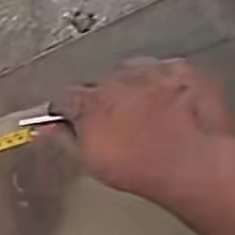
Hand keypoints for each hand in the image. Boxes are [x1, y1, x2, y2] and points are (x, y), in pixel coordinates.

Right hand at [56, 58, 234, 202]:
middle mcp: (118, 80)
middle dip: (98, 98)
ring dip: (128, 84)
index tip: (67, 121)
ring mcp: (153, 73)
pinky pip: (164, 68)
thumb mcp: (88, 159)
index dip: (63, 110)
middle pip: (97, 83)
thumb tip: (43, 128)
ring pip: (129, 70)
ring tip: (137, 107)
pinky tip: (165, 99)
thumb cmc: (136, 166)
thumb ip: (63, 137)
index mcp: (90, 103)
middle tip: (108, 121)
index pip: (63, 97)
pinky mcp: (184, 71)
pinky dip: (160, 80)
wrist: (191, 163)